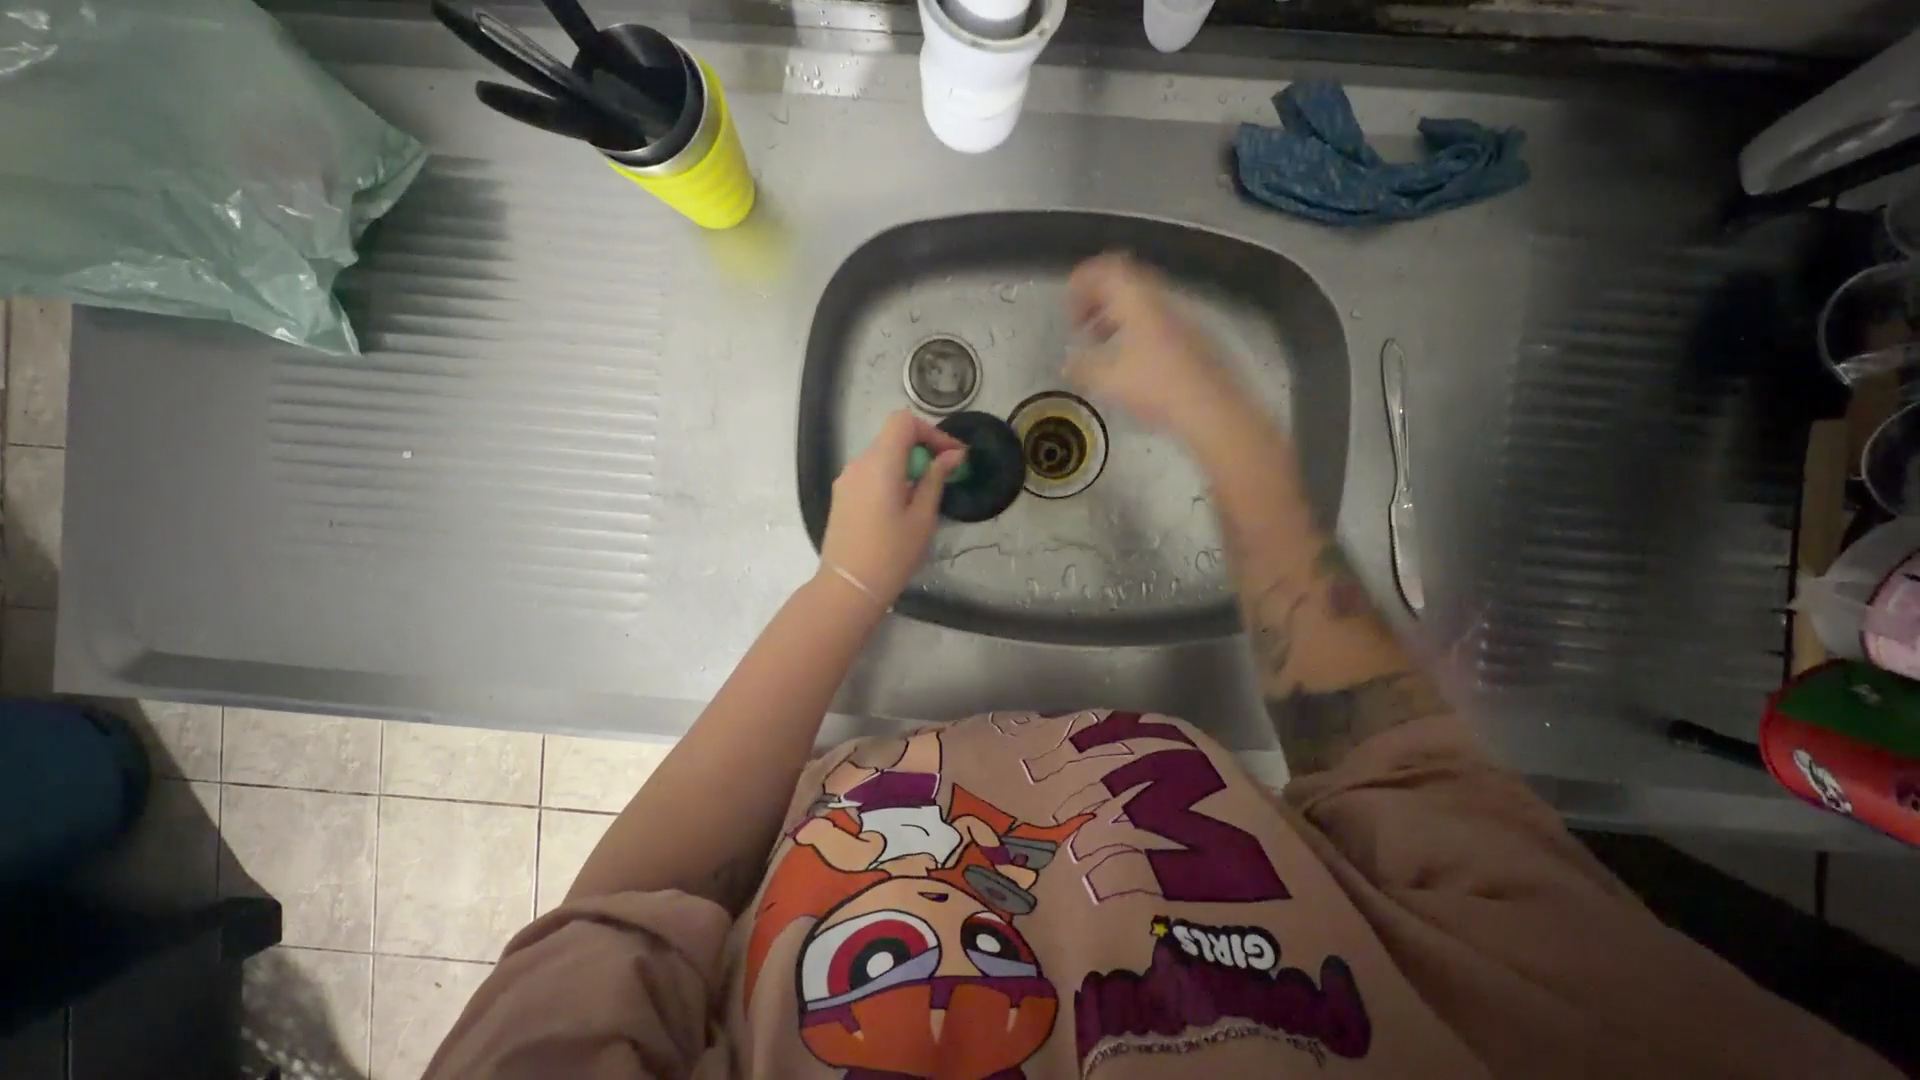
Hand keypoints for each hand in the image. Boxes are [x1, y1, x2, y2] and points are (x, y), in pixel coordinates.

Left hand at [819, 409, 965, 604]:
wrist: (848, 587)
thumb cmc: (891, 554)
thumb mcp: (922, 518)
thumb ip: (935, 479)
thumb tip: (952, 455)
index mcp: (880, 464)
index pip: (904, 422)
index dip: (932, 432)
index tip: (952, 455)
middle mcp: (858, 464)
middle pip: (892, 437)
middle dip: (922, 448)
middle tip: (946, 473)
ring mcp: (846, 479)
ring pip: (881, 455)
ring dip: (907, 464)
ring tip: (925, 493)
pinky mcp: (841, 495)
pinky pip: (870, 473)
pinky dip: (891, 476)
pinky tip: (902, 504)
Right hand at [1064, 253, 1240, 437]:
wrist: (1212, 407)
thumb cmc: (1156, 386)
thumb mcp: (1108, 379)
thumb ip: (1082, 367)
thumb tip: (1067, 364)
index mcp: (1138, 300)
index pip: (1107, 269)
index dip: (1082, 282)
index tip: (1069, 308)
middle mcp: (1161, 300)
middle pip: (1125, 282)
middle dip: (1098, 300)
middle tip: (1082, 326)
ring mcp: (1182, 317)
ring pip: (1142, 303)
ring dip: (1117, 316)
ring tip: (1102, 344)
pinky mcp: (1194, 338)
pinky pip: (1157, 321)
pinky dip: (1136, 330)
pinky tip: (1131, 361)